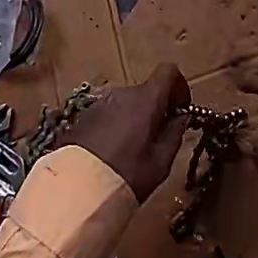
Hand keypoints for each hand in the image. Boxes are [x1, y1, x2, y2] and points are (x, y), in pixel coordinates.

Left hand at [63, 63, 191, 200]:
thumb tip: (181, 116)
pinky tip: (114, 150)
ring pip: (128, 102)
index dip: (179, 86)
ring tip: (134, 149)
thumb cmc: (126, 175)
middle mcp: (122, 93)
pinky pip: (110, 112)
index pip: (168, 71)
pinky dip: (118, 123)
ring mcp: (100, 102)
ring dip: (136, 117)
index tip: (180, 109)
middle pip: (147, 90)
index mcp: (145, 100)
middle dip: (157, 108)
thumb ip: (174, 133)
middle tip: (158, 138)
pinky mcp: (85, 114)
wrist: (77, 186)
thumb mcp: (160, 162)